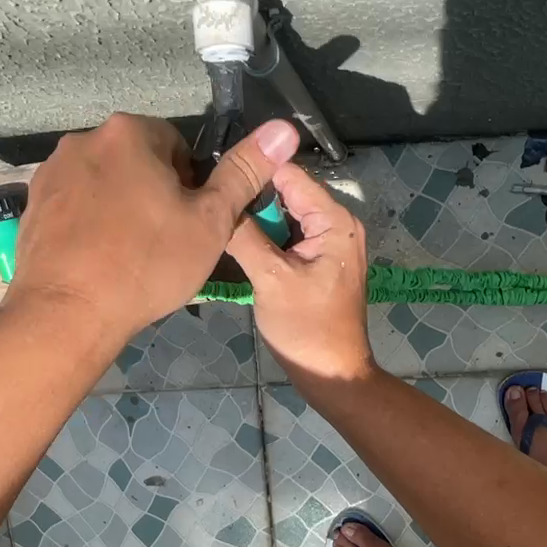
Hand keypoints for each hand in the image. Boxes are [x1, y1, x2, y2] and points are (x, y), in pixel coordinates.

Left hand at [8, 113, 298, 337]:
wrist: (68, 311)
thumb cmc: (148, 265)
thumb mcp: (210, 223)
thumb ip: (244, 174)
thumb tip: (284, 129)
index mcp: (131, 132)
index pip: (177, 146)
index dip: (192, 187)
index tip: (190, 224)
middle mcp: (85, 138)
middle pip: (138, 161)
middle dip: (154, 194)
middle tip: (164, 244)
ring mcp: (52, 170)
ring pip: (106, 184)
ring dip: (122, 208)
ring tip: (130, 256)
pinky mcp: (33, 204)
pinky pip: (76, 206)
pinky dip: (91, 225)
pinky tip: (99, 260)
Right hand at [224, 163, 375, 381]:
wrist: (331, 374)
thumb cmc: (306, 329)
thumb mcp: (271, 280)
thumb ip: (244, 235)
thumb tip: (216, 199)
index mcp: (335, 221)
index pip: (288, 174)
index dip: (252, 171)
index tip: (213, 178)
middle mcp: (336, 224)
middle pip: (285, 194)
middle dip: (251, 199)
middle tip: (210, 206)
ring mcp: (328, 244)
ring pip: (283, 217)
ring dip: (255, 221)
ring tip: (217, 223)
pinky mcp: (318, 263)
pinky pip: (287, 239)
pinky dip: (265, 240)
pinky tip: (237, 245)